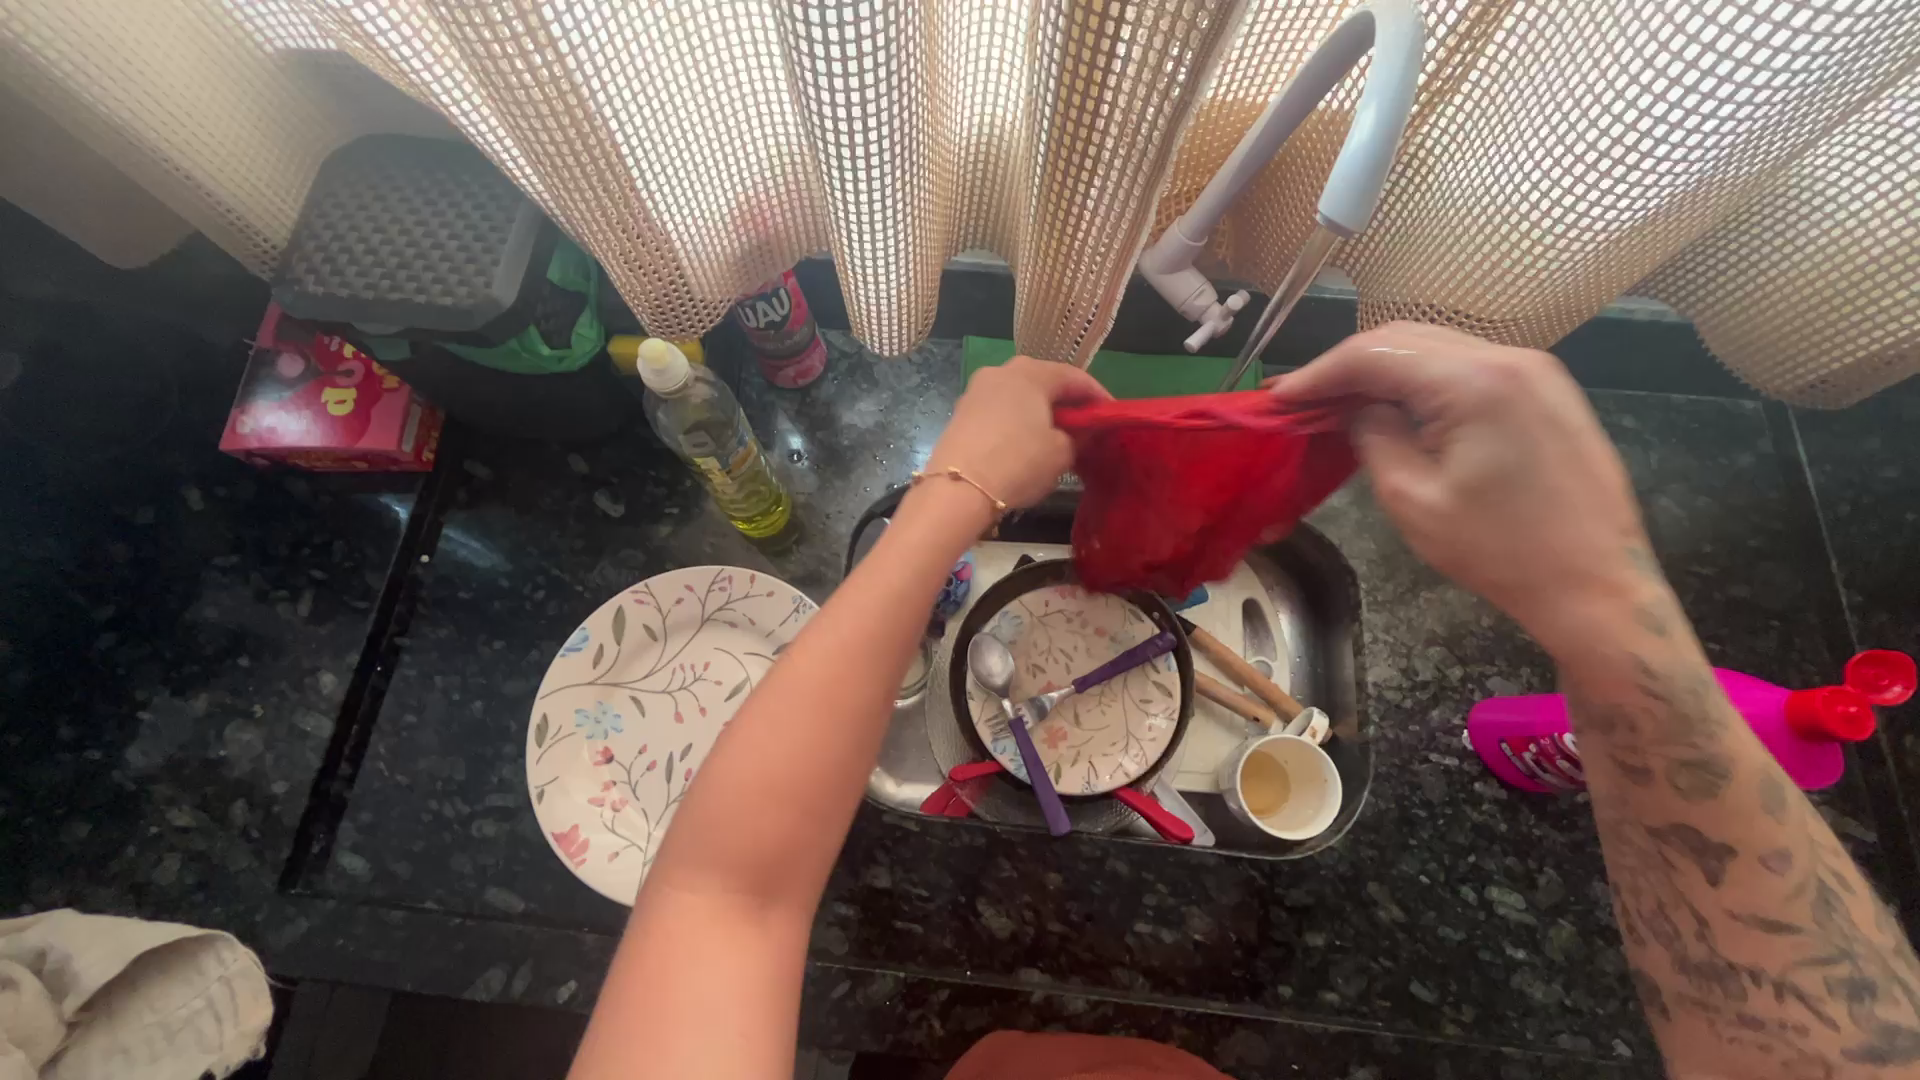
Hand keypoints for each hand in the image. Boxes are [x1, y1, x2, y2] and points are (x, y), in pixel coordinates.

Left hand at [926, 355, 1110, 508]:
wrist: (957, 489)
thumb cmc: (1018, 463)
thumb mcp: (1061, 453)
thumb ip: (1079, 437)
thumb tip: (1084, 432)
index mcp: (1031, 373)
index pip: (1075, 377)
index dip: (1098, 397)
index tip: (1111, 416)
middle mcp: (1001, 372)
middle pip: (1043, 383)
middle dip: (1066, 403)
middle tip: (1083, 428)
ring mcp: (976, 391)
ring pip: (1019, 397)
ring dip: (1039, 413)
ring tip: (1054, 438)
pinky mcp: (961, 413)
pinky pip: (999, 412)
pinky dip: (1016, 423)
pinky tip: (1024, 445)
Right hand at [1266, 322, 1652, 651]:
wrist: (1595, 582)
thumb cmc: (1496, 549)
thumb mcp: (1410, 497)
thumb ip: (1372, 435)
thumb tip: (1353, 408)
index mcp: (1475, 382)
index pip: (1375, 353)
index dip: (1317, 373)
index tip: (1277, 399)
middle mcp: (1508, 357)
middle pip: (1404, 337)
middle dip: (1343, 365)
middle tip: (1298, 398)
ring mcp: (1534, 369)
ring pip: (1434, 346)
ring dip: (1379, 368)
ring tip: (1334, 400)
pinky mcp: (1543, 389)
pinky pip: (1464, 364)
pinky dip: (1417, 378)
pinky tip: (1390, 403)